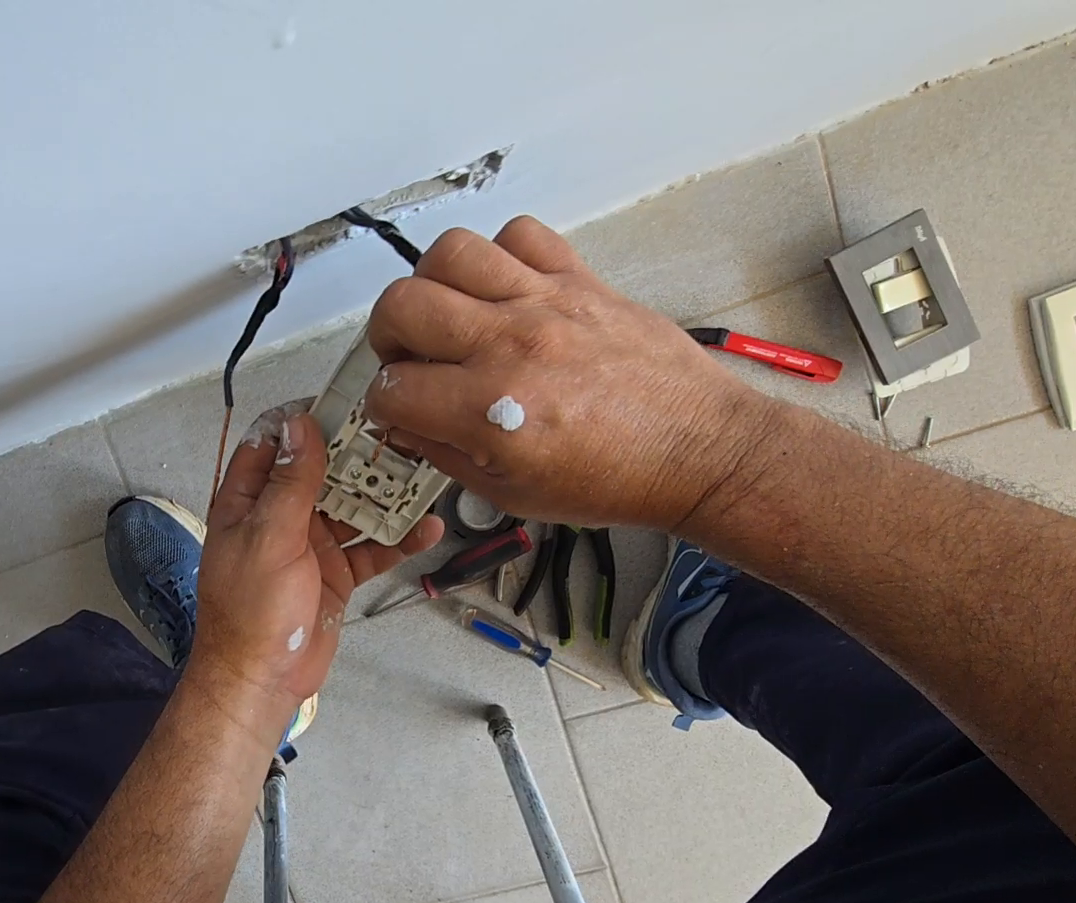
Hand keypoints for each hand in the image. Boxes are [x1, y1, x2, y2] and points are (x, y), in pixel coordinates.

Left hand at [187, 404, 442, 746]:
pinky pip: (370, 548)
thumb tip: (301, 425)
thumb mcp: (269, 536)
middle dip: (358, 455)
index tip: (346, 402)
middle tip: (402, 435)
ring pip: (352, 507)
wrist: (263, 679)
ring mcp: (311, 544)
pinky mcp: (336, 573)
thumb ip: (290, 482)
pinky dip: (396, 539)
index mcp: (249, 501)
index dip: (304, 420)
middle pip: (322, 471)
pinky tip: (427, 528)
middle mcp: (280, 516)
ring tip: (425, 474)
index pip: (273, 443)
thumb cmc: (254, 608)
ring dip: (384, 495)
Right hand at [361, 216, 781, 531]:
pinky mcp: (579, 279)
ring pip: (450, 252)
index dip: (381, 404)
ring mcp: (545, 303)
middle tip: (408, 358)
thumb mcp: (508, 494)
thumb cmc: (611, 478)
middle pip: (401, 305)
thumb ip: (443, 454)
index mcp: (490, 411)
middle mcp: (510, 346)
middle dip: (386, 336)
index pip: (391, 388)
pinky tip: (503, 292)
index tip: (395, 409)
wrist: (693, 450)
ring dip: (431, 284)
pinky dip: (498, 256)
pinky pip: (520, 234)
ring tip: (448, 314)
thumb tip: (403, 423)